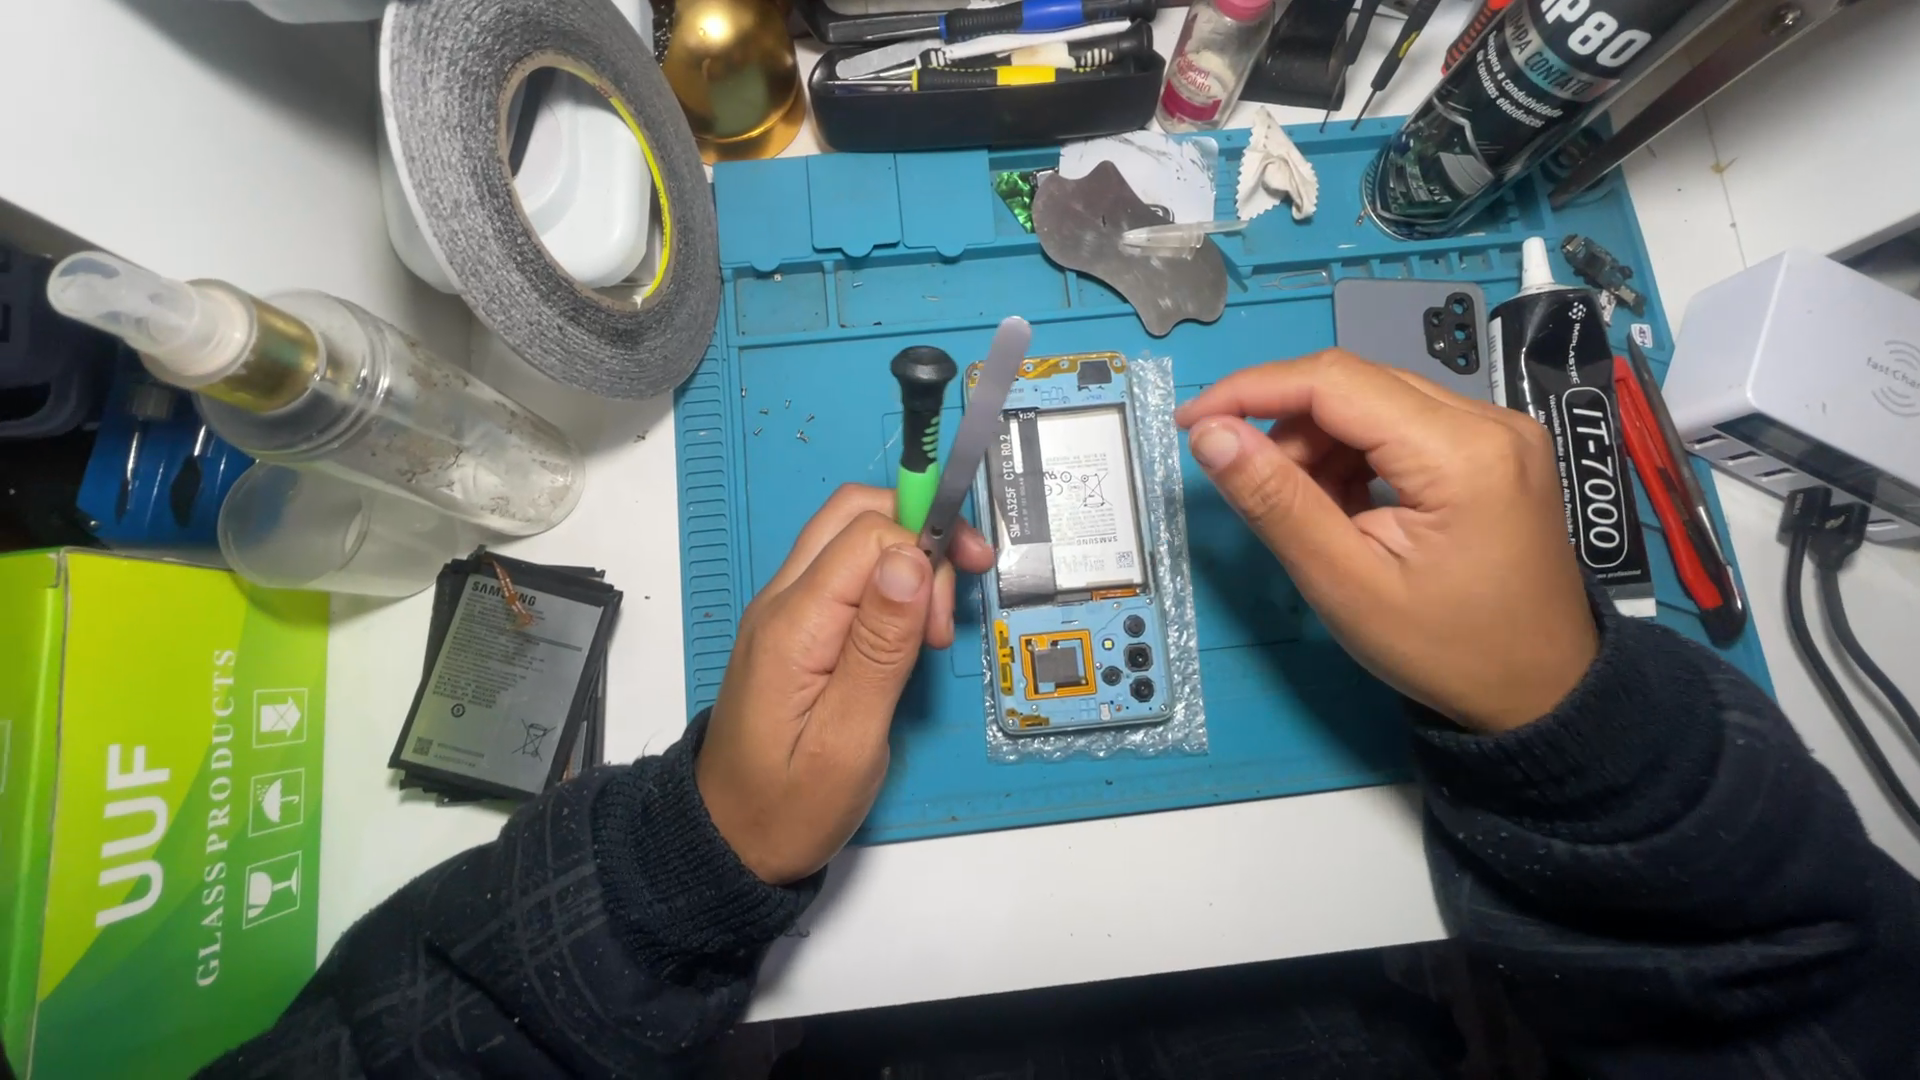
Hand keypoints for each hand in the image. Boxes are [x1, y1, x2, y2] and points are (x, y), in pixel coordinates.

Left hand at [696, 485, 995, 883]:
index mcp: (795, 623)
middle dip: (921, 530)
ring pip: (853, 535)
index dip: (924, 551)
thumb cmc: (791, 804)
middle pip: (854, 512)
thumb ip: (880, 646)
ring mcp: (786, 608)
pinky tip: (910, 627)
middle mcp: (783, 598)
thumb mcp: (849, 740)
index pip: (868, 534)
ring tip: (934, 626)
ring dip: (907, 556)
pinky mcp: (796, 624)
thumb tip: (911, 558)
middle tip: (960, 587)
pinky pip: (847, 570)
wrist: (728, 838)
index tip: (947, 621)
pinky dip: (891, 580)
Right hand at [1176, 350, 1596, 733]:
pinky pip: (1395, 426)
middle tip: (1251, 487)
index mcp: (1459, 451)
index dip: (1249, 390)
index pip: (1333, 381)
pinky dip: (1348, 457)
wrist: (1539, 693)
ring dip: (1314, 445)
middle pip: (1352, 384)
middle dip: (1282, 426)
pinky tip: (1342, 505)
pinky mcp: (1488, 449)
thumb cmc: (1441, 649)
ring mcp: (1494, 431)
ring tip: (1306, 511)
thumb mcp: (1342, 582)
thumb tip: (1208, 434)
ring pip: (1370, 402)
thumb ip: (1275, 501)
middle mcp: (1486, 419)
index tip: (1189, 423)